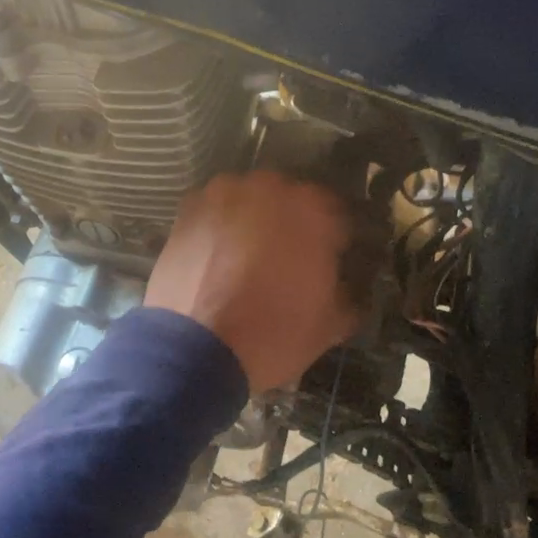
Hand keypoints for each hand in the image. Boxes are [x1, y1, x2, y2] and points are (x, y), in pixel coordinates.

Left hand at [145, 171, 358, 391]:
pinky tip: (219, 257)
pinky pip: (215, 212)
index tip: (334, 260)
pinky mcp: (188, 207)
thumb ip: (348, 296)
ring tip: (250, 258)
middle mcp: (270, 188)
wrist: (193, 349)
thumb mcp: (329, 326)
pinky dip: (220, 228)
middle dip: (293, 224)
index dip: (337, 239)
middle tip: (291, 259)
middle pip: (291, 201)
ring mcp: (224, 193)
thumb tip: (349, 289)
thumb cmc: (272, 334)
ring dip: (254, 220)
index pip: (338, 214)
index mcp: (314, 209)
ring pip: (250, 201)